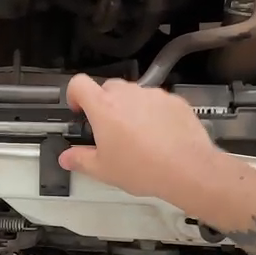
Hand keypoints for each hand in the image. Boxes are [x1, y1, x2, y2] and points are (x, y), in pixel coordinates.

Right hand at [58, 74, 224, 201]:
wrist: (187, 169)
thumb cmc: (145, 167)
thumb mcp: (103, 170)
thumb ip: (79, 159)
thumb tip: (68, 157)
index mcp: (104, 107)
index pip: (78, 84)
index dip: (74, 94)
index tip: (78, 108)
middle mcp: (128, 95)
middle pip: (107, 87)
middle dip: (104, 104)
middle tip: (107, 129)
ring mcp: (153, 95)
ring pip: (134, 94)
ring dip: (130, 109)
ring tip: (136, 136)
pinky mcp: (174, 101)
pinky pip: (157, 101)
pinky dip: (153, 113)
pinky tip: (157, 136)